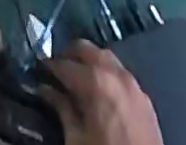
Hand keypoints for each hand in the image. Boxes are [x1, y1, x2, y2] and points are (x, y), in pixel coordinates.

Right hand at [41, 39, 163, 144]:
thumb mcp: (76, 138)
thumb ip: (61, 108)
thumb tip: (45, 90)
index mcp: (95, 81)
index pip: (62, 64)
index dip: (48, 67)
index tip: (39, 71)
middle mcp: (115, 75)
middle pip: (85, 49)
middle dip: (68, 56)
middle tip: (57, 71)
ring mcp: (133, 86)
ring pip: (105, 57)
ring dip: (89, 62)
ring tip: (78, 79)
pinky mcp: (145, 100)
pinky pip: (121, 74)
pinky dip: (107, 74)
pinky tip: (101, 92)